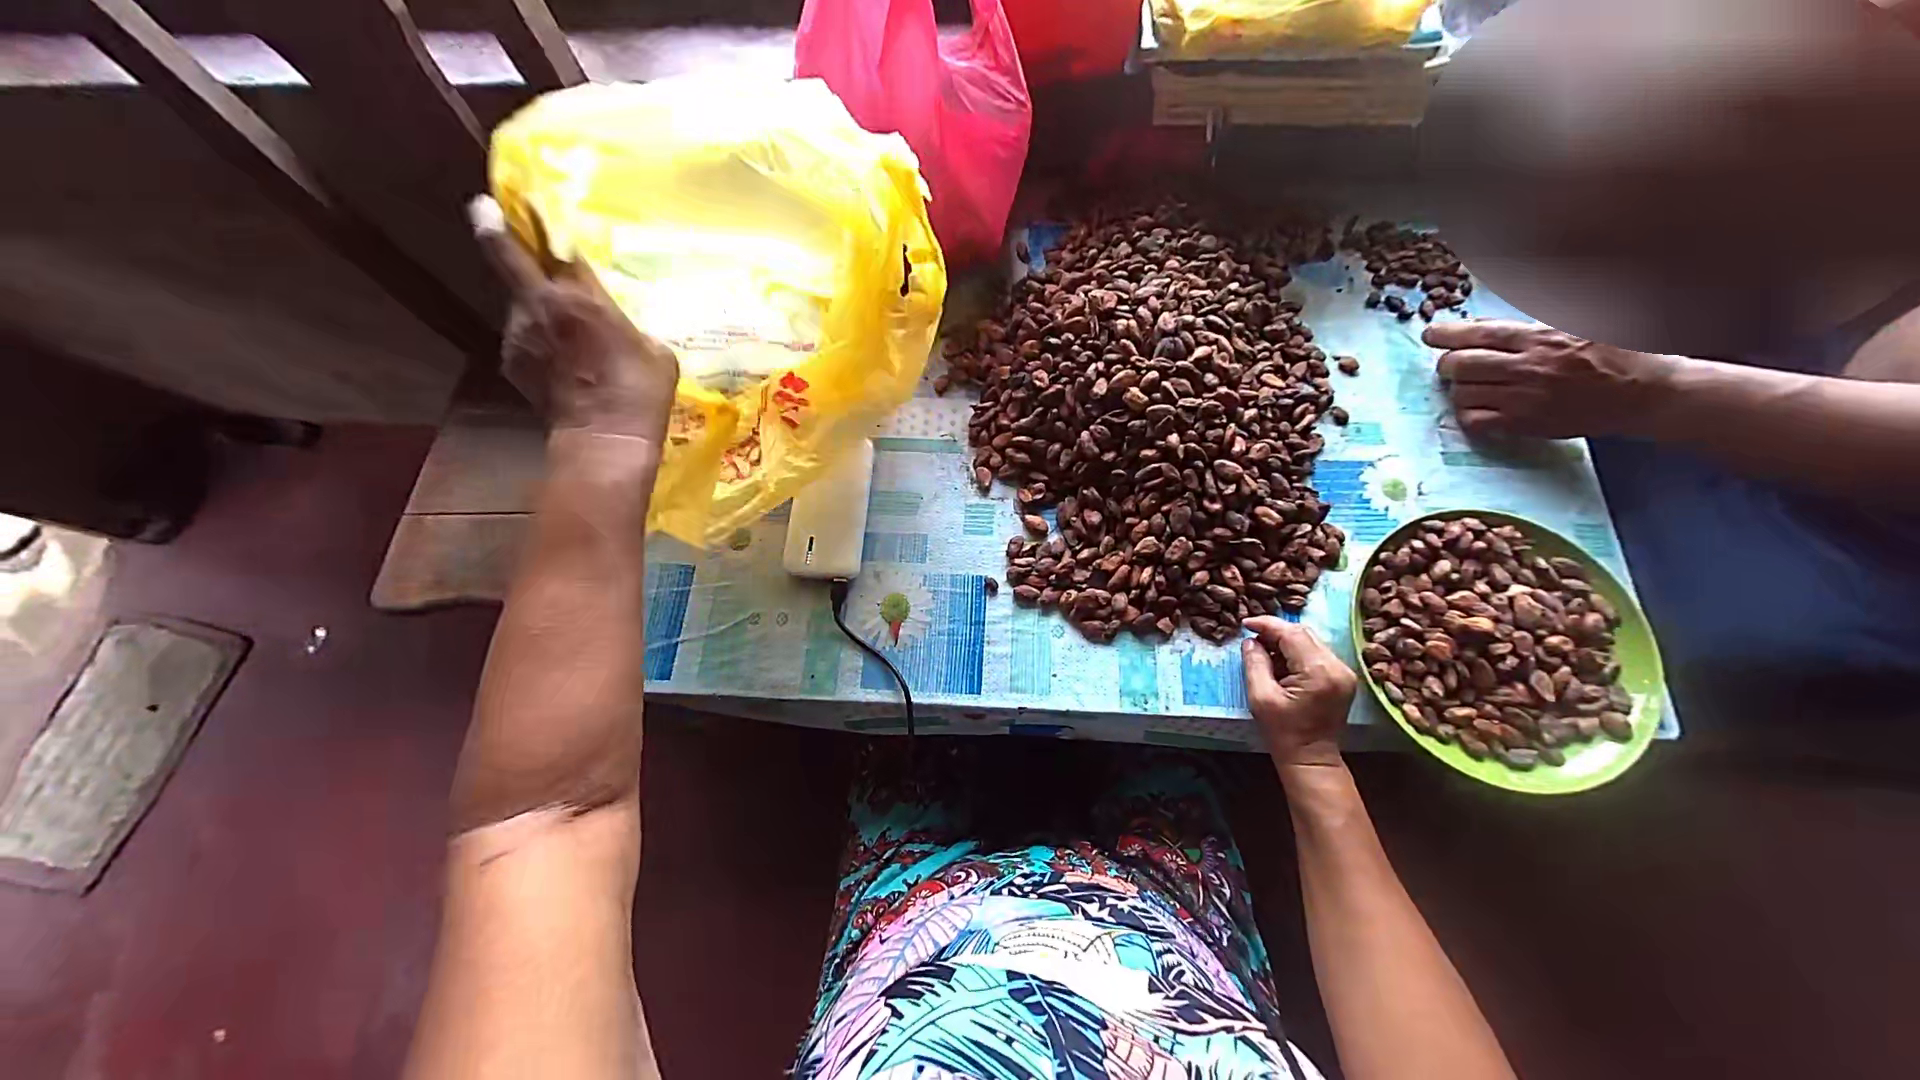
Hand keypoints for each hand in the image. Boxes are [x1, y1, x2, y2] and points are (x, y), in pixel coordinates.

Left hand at [472, 197, 679, 441]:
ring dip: (532, 303)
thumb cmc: (640, 392)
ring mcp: (518, 333)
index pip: (554, 242)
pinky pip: (522, 337)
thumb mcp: (655, 351)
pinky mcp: (512, 361)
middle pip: (504, 253)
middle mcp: (539, 304)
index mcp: (580, 296)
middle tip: (486, 210)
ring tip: (556, 322)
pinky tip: (558, 360)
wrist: (604, 440)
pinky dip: (535, 339)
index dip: (541, 218)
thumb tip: (616, 326)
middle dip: (493, 227)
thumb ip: (628, 326)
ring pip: (518, 302)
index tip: (528, 199)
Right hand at [1241, 617, 1356, 768]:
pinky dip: (1296, 651)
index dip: (1267, 624)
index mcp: (1318, 672)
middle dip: (1276, 632)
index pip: (1292, 634)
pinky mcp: (1342, 677)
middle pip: (1304, 633)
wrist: (1311, 757)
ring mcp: (1344, 672)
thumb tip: (1251, 641)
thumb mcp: (1260, 696)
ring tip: (1264, 650)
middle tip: (1253, 639)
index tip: (1245, 623)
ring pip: (1310, 641)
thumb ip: (1255, 663)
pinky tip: (1280, 661)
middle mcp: (1337, 667)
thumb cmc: (1283, 731)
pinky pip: (1317, 653)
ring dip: (1286, 641)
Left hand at [1422, 319, 1675, 438]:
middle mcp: (1528, 366)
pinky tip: (1477, 406)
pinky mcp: (1523, 424)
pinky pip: (1473, 420)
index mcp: (1541, 337)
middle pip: (1459, 364)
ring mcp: (1523, 398)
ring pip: (1461, 393)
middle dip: (1447, 363)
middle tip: (1451, 364)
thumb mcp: (1582, 321)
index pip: (1479, 333)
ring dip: (1457, 388)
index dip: (1446, 334)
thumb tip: (1493, 314)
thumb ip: (1538, 316)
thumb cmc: (1614, 353)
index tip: (1431, 335)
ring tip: (1469, 384)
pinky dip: (1467, 413)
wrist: (1646, 394)